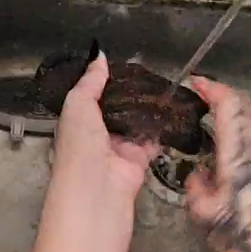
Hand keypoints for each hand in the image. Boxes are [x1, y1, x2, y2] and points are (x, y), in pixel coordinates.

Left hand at [51, 53, 158, 207]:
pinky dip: (162, 129)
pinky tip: (174, 111)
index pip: (91, 95)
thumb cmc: (80, 149)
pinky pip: (152, 141)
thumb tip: (98, 56)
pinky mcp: (138, 162)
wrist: (96, 196)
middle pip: (116, 108)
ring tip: (166, 84)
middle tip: (152, 70)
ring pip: (135, 123)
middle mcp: (96, 134)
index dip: (104, 79)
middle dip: (130, 92)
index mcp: (76, 120)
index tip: (123, 60)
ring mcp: (118, 149)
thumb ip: (89, 81)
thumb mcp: (78, 106)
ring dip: (148, 108)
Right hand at [184, 77, 250, 251]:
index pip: (230, 107)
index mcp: (237, 155)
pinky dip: (243, 124)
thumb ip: (196, 186)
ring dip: (236, 108)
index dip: (213, 88)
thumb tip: (198, 174)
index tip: (195, 83)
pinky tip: (230, 137)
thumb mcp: (203, 215)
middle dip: (224, 94)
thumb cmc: (241, 239)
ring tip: (213, 110)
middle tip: (202, 94)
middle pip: (247, 106)